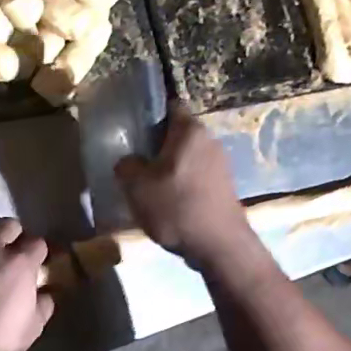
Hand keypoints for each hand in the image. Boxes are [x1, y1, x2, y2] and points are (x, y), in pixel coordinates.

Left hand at [0, 217, 54, 350]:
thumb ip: (45, 302)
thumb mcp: (36, 325)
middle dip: (16, 235)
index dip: (41, 252)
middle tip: (15, 252)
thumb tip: (46, 292)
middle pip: (9, 224)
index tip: (41, 262)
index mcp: (21, 263)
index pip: (38, 242)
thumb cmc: (4, 341)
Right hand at [116, 112, 258, 268]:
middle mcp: (209, 139)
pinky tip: (169, 203)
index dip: (149, 113)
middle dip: (156, 145)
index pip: (169, 105)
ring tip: (149, 187)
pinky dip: (181, 184)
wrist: (218, 245)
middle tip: (135, 161)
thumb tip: (128, 162)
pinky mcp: (224, 186)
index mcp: (190, 130)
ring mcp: (220, 164)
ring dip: (168, 168)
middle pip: (177, 134)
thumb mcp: (137, 187)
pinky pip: (195, 176)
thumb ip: (126, 166)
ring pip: (186, 157)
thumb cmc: (176, 207)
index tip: (132, 129)